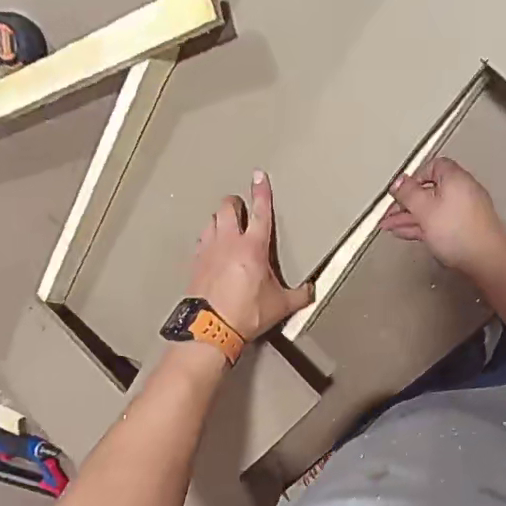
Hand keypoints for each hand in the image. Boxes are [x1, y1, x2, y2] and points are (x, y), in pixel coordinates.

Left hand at [186, 170, 313, 339]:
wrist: (211, 329)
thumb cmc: (245, 313)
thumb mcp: (281, 305)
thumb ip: (300, 294)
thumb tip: (310, 291)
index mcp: (253, 247)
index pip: (260, 211)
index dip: (261, 191)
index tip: (259, 176)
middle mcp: (228, 243)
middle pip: (228, 207)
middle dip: (236, 203)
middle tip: (242, 205)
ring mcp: (208, 251)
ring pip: (211, 220)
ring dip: (220, 218)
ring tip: (227, 223)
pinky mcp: (195, 264)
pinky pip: (201, 241)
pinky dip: (208, 238)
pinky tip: (212, 247)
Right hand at [381, 157, 505, 277]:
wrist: (486, 258)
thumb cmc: (459, 231)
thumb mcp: (424, 209)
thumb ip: (408, 193)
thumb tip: (399, 181)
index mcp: (455, 178)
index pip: (432, 167)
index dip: (414, 177)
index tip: (400, 189)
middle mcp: (463, 191)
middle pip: (430, 190)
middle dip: (407, 202)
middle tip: (390, 212)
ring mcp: (465, 211)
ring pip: (432, 209)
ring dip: (410, 217)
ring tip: (390, 227)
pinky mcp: (466, 229)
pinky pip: (440, 222)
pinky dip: (423, 226)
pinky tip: (407, 233)